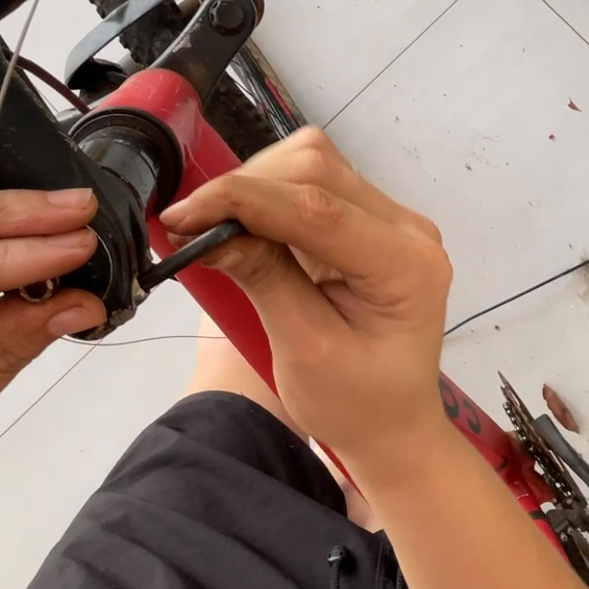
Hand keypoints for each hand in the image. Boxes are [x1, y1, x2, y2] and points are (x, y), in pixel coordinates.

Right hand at [158, 128, 451, 464]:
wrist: (393, 424)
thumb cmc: (355, 405)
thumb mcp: (304, 351)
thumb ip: (264, 279)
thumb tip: (207, 230)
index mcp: (405, 264)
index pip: (316, 208)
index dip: (241, 200)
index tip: (180, 217)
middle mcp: (407, 228)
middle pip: (317, 169)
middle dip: (246, 187)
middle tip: (190, 225)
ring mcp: (392, 219)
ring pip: (314, 164)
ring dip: (256, 184)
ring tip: (213, 224)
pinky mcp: (371, 219)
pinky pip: (316, 182)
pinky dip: (270, 193)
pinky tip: (243, 221)